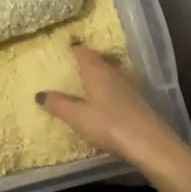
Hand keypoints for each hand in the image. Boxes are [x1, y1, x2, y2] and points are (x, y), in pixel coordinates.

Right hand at [38, 44, 190, 175]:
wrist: (151, 144)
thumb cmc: (110, 125)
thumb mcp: (78, 117)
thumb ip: (58, 104)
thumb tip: (39, 93)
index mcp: (97, 71)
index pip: (83, 52)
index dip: (74, 48)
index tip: (64, 47)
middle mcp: (114, 73)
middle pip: (99, 60)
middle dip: (87, 60)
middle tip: (72, 64)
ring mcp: (130, 86)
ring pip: (111, 73)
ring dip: (100, 74)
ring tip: (88, 81)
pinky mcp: (140, 101)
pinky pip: (120, 87)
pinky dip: (111, 88)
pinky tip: (108, 100)